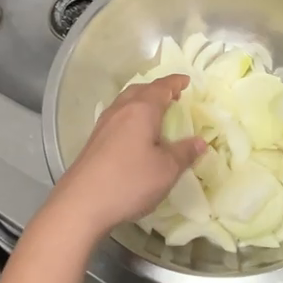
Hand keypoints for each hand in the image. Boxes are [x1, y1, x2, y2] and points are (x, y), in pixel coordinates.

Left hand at [43, 75, 208, 242]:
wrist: (82, 202)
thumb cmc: (129, 181)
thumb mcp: (166, 170)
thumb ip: (184, 153)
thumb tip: (200, 141)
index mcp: (141, 109)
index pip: (161, 87)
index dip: (175, 83)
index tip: (186, 81)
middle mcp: (121, 110)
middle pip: (140, 90)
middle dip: (158, 90)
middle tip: (173, 97)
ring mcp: (104, 124)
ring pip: (126, 102)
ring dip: (142, 101)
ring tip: (156, 113)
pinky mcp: (94, 139)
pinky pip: (117, 116)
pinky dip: (131, 115)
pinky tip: (134, 133)